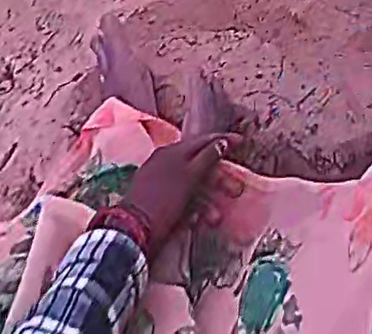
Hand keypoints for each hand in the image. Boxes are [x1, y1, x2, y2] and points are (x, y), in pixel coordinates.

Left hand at [119, 131, 237, 252]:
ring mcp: (159, 179)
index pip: (204, 140)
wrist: (131, 230)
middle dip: (218, 178)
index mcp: (174, 152)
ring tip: (216, 217)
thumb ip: (206, 159)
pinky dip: (191, 209)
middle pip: (199, 164)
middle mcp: (166, 160)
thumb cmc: (163, 202)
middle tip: (235, 188)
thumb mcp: (189, 178)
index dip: (223, 141)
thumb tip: (221, 142)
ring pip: (190, 185)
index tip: (241, 141)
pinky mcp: (155, 198)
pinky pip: (179, 198)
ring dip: (206, 201)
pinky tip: (196, 221)